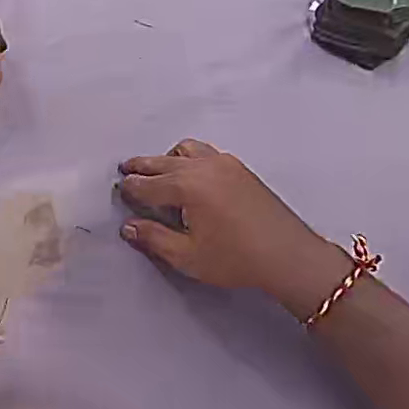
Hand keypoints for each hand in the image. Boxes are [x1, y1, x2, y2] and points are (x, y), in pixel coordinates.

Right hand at [118, 139, 353, 316]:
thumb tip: (130, 227)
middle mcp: (205, 167)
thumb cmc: (238, 258)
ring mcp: (225, 164)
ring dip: (167, 158)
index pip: (147, 185)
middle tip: (127, 170)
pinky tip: (190, 174)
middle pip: (163, 162)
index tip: (121, 191)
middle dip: (142, 167)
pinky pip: (206, 153)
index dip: (131, 190)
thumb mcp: (187, 256)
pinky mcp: (240, 170)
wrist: (288, 256)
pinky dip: (190, 157)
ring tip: (158, 171)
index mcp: (188, 186)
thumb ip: (154, 238)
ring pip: (186, 150)